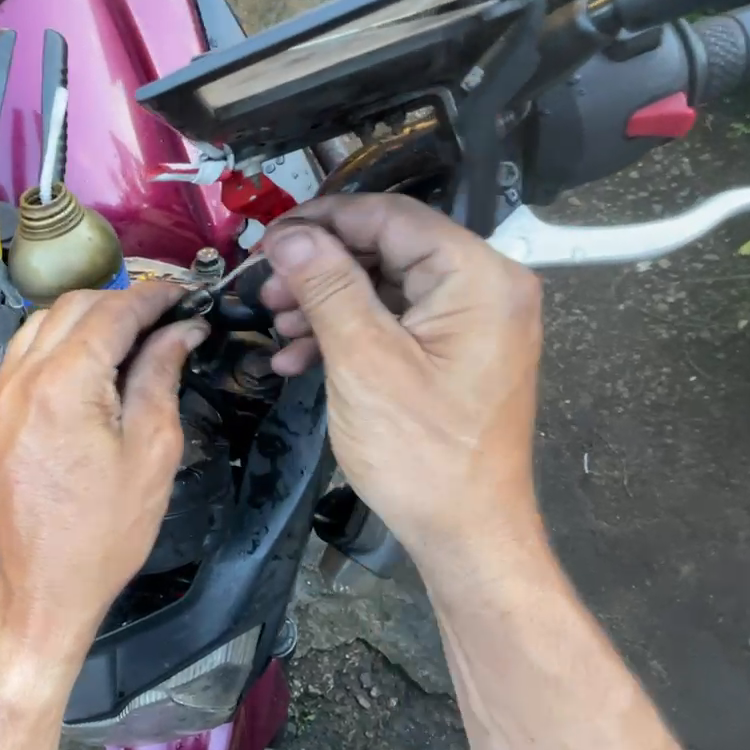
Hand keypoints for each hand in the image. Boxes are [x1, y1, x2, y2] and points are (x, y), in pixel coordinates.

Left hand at [0, 283, 207, 659]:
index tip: (184, 294)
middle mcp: (20, 379)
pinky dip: (60, 341)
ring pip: (43, 323)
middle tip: (165, 316)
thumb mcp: (152, 452)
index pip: (111, 312)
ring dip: (88, 316)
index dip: (153, 296)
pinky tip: (91, 360)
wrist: (44, 586)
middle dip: (121, 301)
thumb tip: (180, 331)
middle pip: (72, 306)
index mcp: (62, 386)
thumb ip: (161, 377)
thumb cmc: (104, 533)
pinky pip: (25, 353)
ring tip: (133, 335)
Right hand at [257, 194, 543, 553]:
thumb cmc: (419, 451)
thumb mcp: (364, 362)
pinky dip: (346, 334)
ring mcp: (470, 323)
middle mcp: (484, 288)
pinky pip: (392, 323)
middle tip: (265, 292)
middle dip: (319, 270)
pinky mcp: (452, 352)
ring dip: (324, 304)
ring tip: (276, 328)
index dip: (323, 221)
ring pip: (382, 288)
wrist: (463, 531)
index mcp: (478, 278)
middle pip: (386, 251)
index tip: (266, 240)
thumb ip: (328, 288)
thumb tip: (289, 235)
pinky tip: (299, 358)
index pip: (392, 217)